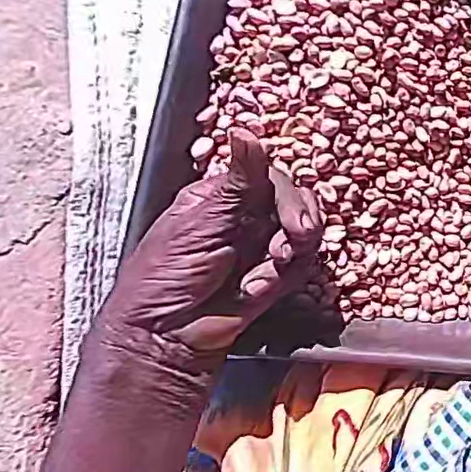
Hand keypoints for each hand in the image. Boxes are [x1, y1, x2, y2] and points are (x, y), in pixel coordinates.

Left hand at [88, 130, 321, 382]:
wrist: (163, 339)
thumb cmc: (164, 277)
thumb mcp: (200, 222)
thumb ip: (237, 181)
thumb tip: (246, 132)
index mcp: (224, 196)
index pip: (273, 180)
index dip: (288, 199)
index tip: (293, 221)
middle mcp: (248, 217)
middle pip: (298, 204)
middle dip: (299, 226)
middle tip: (288, 248)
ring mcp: (263, 246)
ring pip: (307, 233)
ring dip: (294, 252)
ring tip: (269, 270)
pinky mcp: (275, 275)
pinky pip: (303, 265)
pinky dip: (288, 277)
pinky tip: (259, 288)